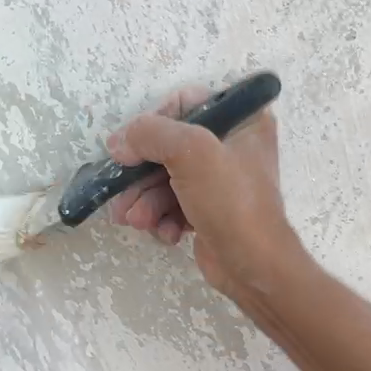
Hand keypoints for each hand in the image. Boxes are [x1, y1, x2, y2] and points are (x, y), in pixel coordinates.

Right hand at [104, 85, 309, 299]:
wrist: (253, 266)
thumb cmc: (230, 201)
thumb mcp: (190, 152)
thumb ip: (150, 134)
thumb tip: (118, 143)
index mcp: (242, 119)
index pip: (186, 104)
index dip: (155, 123)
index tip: (132, 147)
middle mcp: (232, 146)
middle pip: (169, 148)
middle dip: (142, 176)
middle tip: (122, 194)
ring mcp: (220, 182)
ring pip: (166, 181)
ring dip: (147, 202)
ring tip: (138, 222)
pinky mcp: (209, 212)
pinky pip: (175, 206)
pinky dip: (164, 219)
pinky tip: (167, 234)